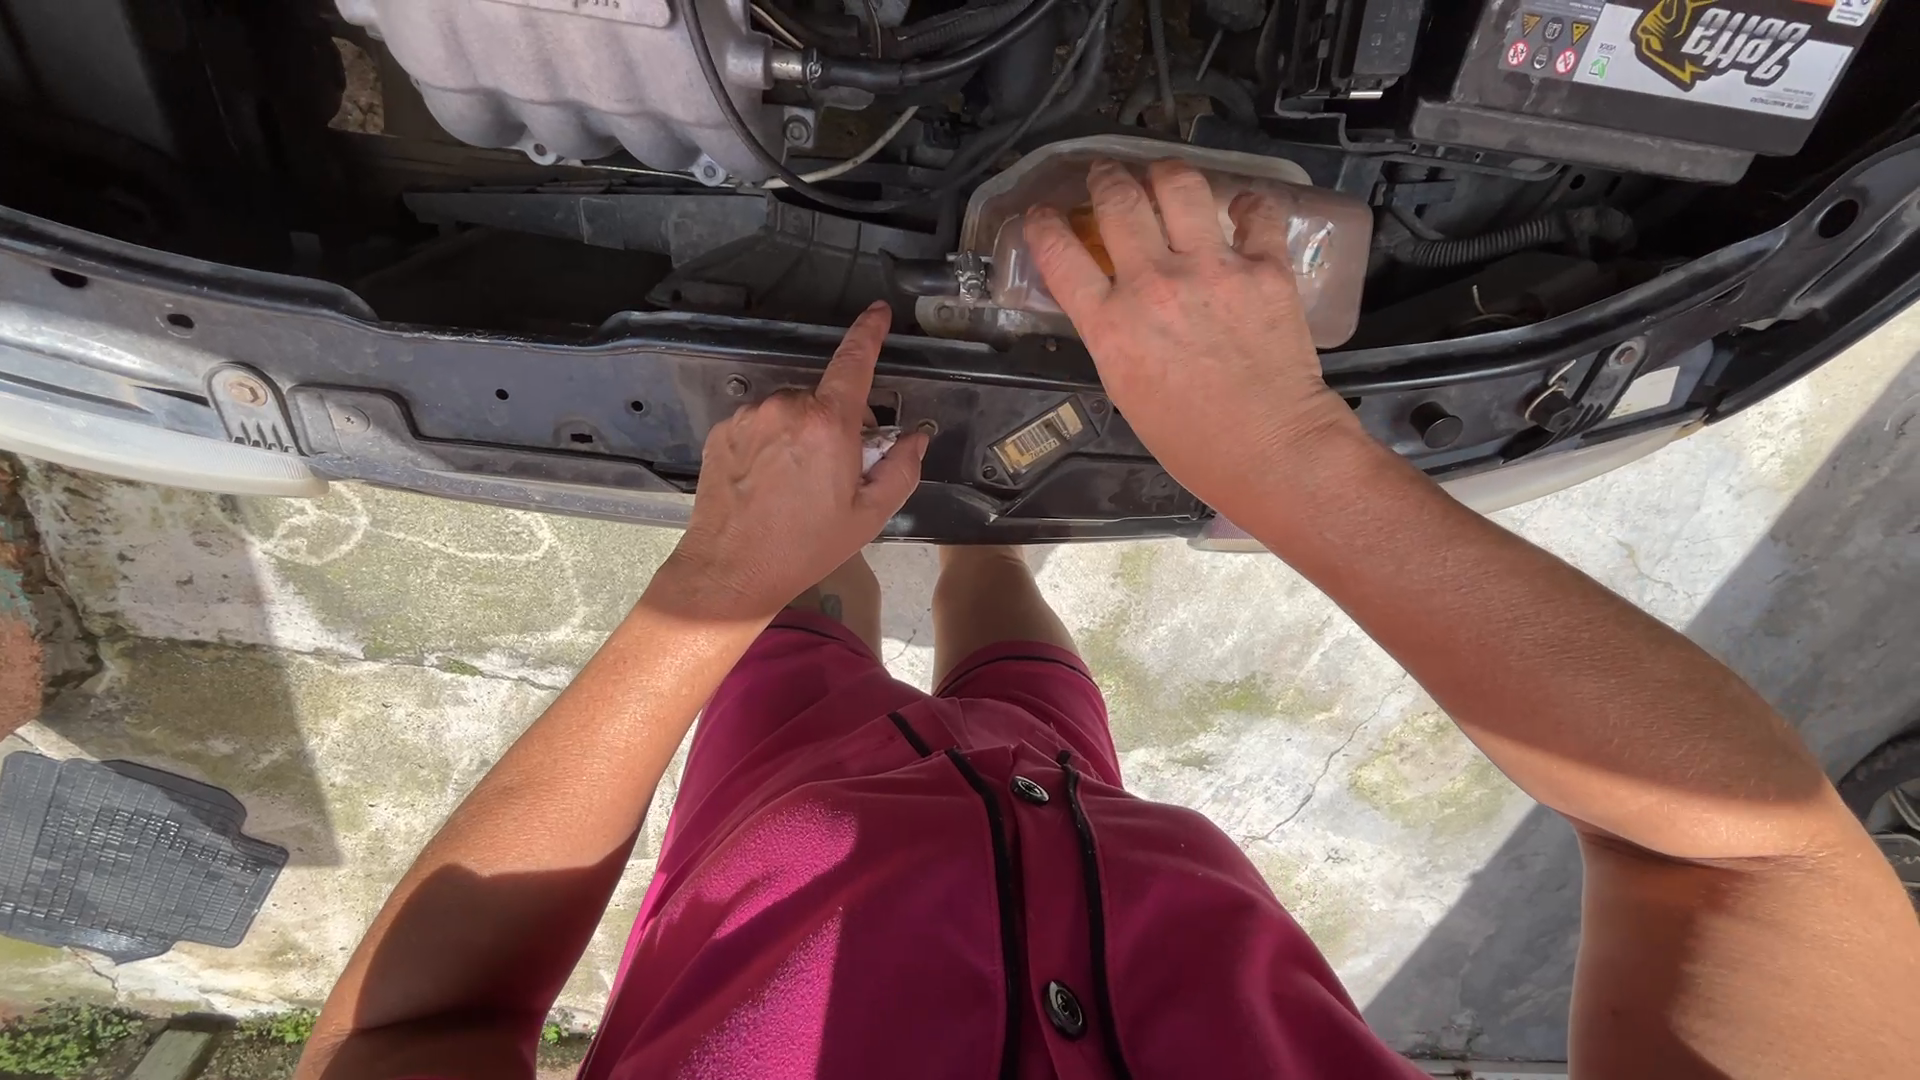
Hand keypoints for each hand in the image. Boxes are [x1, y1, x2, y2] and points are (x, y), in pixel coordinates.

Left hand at [653, 302, 926, 620]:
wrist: (732, 569)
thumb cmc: (806, 545)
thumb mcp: (870, 515)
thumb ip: (902, 468)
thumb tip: (914, 438)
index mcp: (828, 424)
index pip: (854, 362)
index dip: (870, 333)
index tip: (879, 313)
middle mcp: (785, 407)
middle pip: (825, 398)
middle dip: (838, 424)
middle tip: (836, 474)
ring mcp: (749, 416)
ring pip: (791, 410)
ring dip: (802, 433)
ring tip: (797, 484)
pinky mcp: (723, 430)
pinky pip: (761, 423)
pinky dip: (772, 442)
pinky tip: (768, 482)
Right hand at [1022, 160, 1364, 516]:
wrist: (1265, 449)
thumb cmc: (1188, 440)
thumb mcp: (1124, 389)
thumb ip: (1113, 336)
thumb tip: (1114, 305)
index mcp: (1111, 324)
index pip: (1059, 255)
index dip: (1043, 226)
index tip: (1041, 215)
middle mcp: (1153, 284)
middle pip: (1118, 202)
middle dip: (1105, 179)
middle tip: (1104, 174)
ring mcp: (1212, 269)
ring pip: (1180, 187)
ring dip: (1164, 173)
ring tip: (1163, 175)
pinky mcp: (1264, 268)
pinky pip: (1256, 214)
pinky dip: (1246, 205)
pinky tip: (1241, 208)